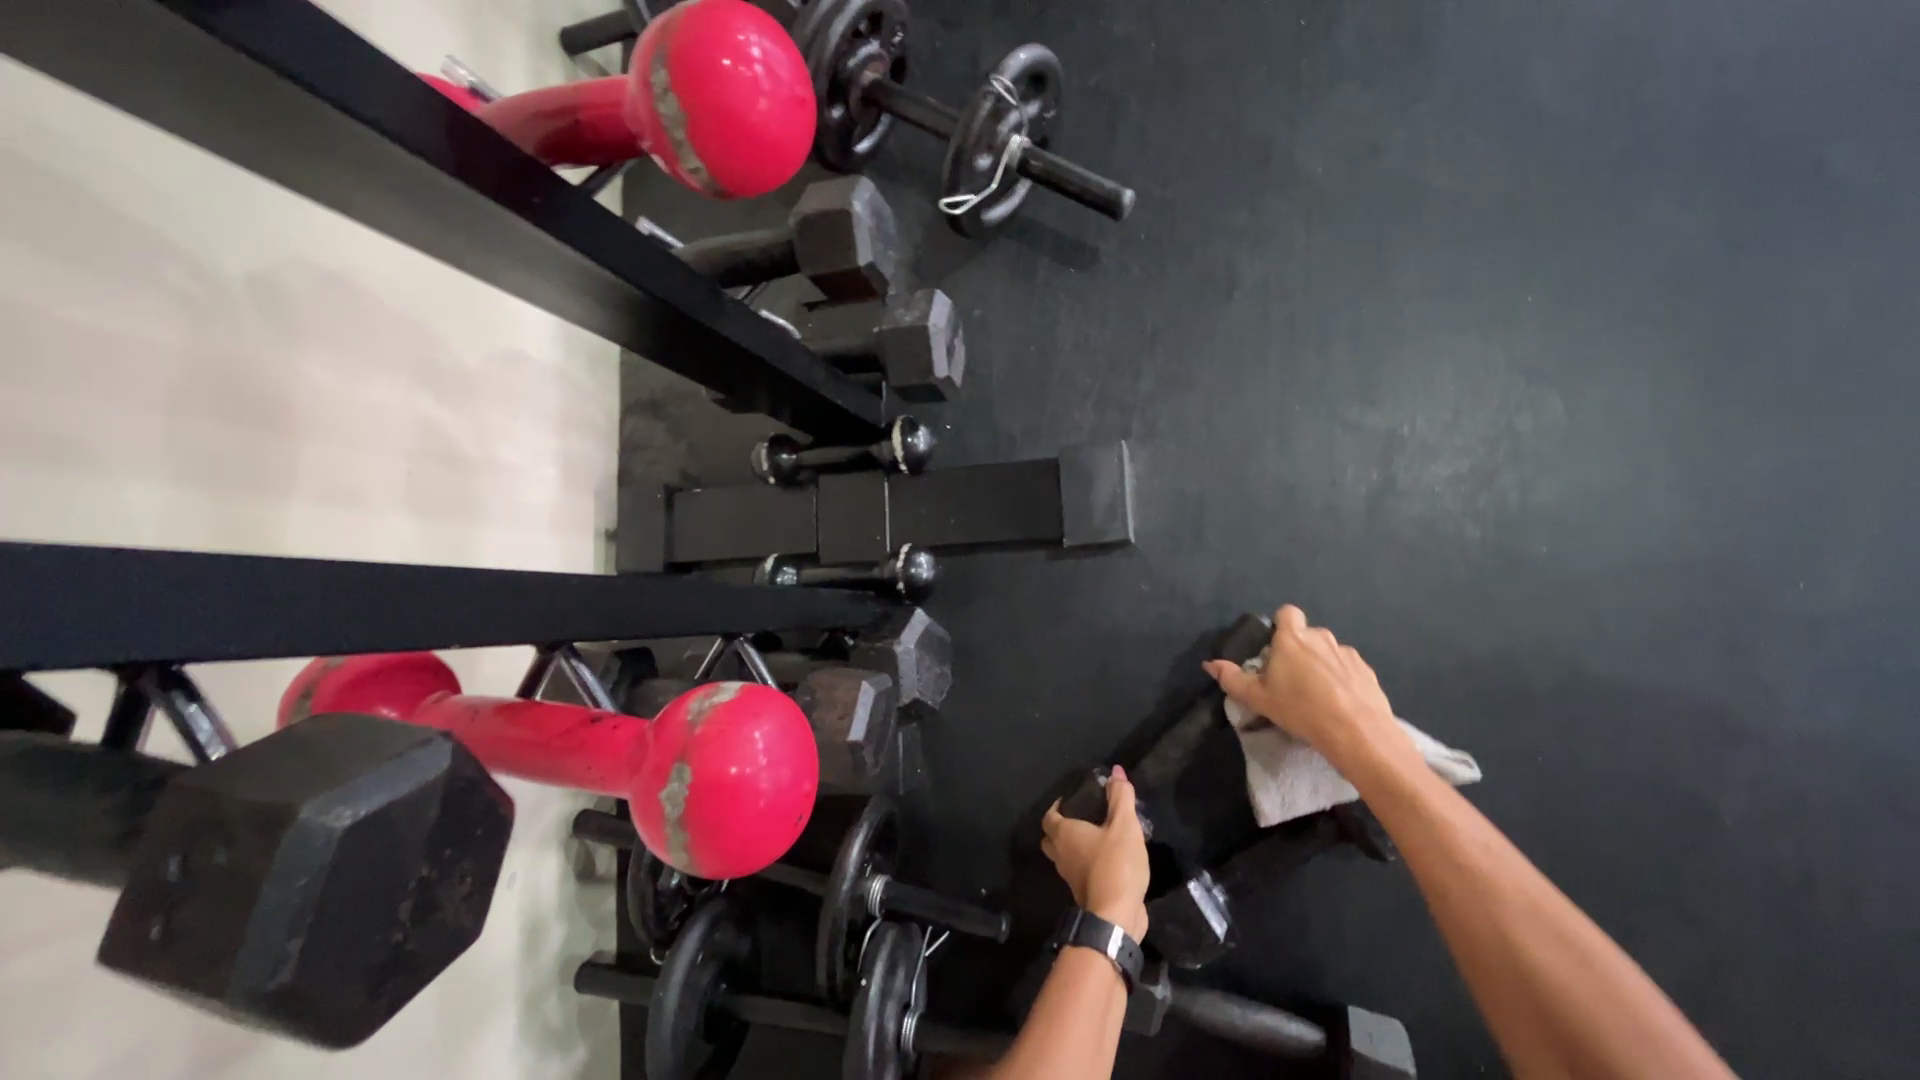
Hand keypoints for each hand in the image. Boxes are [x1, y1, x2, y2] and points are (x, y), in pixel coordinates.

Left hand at [1041, 765, 1149, 939]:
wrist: (1116, 916)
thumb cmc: (1115, 864)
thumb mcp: (1124, 826)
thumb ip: (1120, 798)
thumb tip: (1115, 771)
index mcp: (1065, 834)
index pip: (1049, 817)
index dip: (1055, 807)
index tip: (1068, 800)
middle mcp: (1061, 855)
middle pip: (1050, 838)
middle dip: (1058, 827)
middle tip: (1078, 818)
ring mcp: (1070, 877)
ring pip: (1063, 857)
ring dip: (1072, 847)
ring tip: (1094, 836)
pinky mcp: (1084, 892)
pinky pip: (1078, 872)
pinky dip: (1085, 864)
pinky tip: (1105, 859)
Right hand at [1202, 605, 1409, 760]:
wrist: (1357, 731)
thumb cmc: (1301, 710)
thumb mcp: (1258, 699)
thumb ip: (1232, 679)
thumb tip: (1209, 664)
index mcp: (1292, 639)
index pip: (1287, 612)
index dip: (1281, 625)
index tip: (1275, 649)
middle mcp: (1321, 637)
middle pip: (1306, 635)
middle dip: (1299, 650)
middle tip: (1291, 680)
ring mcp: (1346, 652)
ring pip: (1328, 652)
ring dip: (1321, 665)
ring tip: (1317, 695)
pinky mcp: (1366, 669)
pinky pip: (1347, 667)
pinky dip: (1341, 678)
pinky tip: (1340, 701)